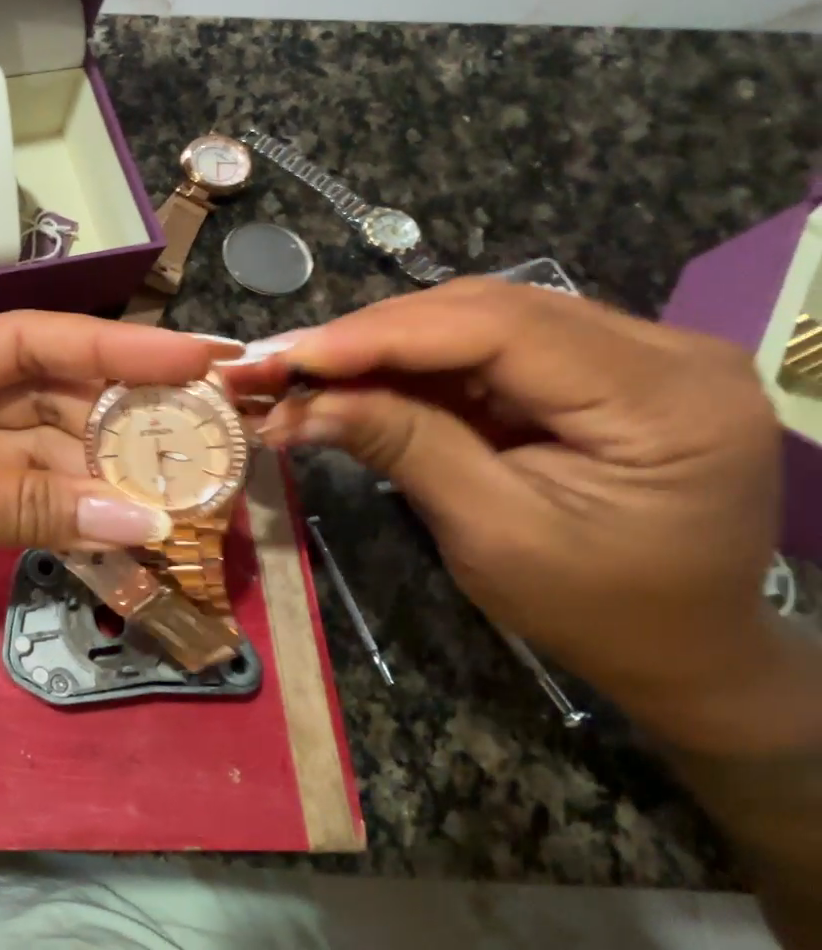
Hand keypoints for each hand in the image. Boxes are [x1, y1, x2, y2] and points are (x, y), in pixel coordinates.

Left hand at [0, 312, 245, 639]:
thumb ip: (28, 509)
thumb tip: (142, 517)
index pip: (28, 339)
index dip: (114, 345)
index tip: (193, 355)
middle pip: (45, 386)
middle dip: (117, 408)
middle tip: (202, 428)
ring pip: (42, 439)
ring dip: (100, 461)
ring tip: (177, 481)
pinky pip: (25, 485)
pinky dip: (67, 501)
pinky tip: (119, 515)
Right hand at [256, 280, 784, 744]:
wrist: (682, 647)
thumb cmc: (596, 609)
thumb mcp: (492, 532)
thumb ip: (403, 447)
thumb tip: (298, 404)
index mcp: (664, 400)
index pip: (502, 330)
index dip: (382, 335)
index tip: (287, 356)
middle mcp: (663, 352)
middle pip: (487, 310)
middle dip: (370, 335)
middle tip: (275, 365)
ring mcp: (634, 354)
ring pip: (479, 317)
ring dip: (382, 344)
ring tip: (302, 373)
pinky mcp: (597, 370)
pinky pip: (487, 345)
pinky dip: (411, 362)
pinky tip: (354, 379)